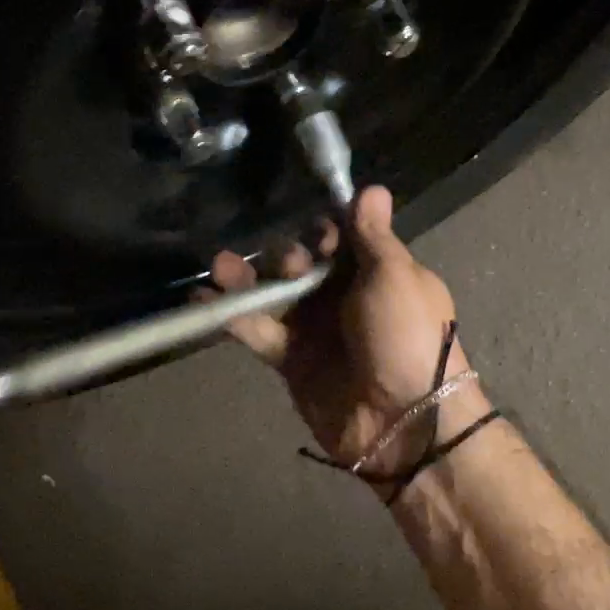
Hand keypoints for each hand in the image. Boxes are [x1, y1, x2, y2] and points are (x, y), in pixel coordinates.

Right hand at [204, 186, 487, 482]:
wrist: (404, 420)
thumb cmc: (406, 336)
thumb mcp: (395, 277)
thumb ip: (373, 237)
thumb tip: (372, 189)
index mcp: (378, 274)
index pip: (344, 240)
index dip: (326, 229)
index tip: (317, 230)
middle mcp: (345, 298)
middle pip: (304, 263)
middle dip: (288, 254)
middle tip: (290, 265)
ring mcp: (316, 330)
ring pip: (275, 293)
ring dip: (247, 277)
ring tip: (221, 266)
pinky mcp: (292, 361)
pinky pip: (258, 331)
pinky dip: (231, 316)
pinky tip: (204, 299)